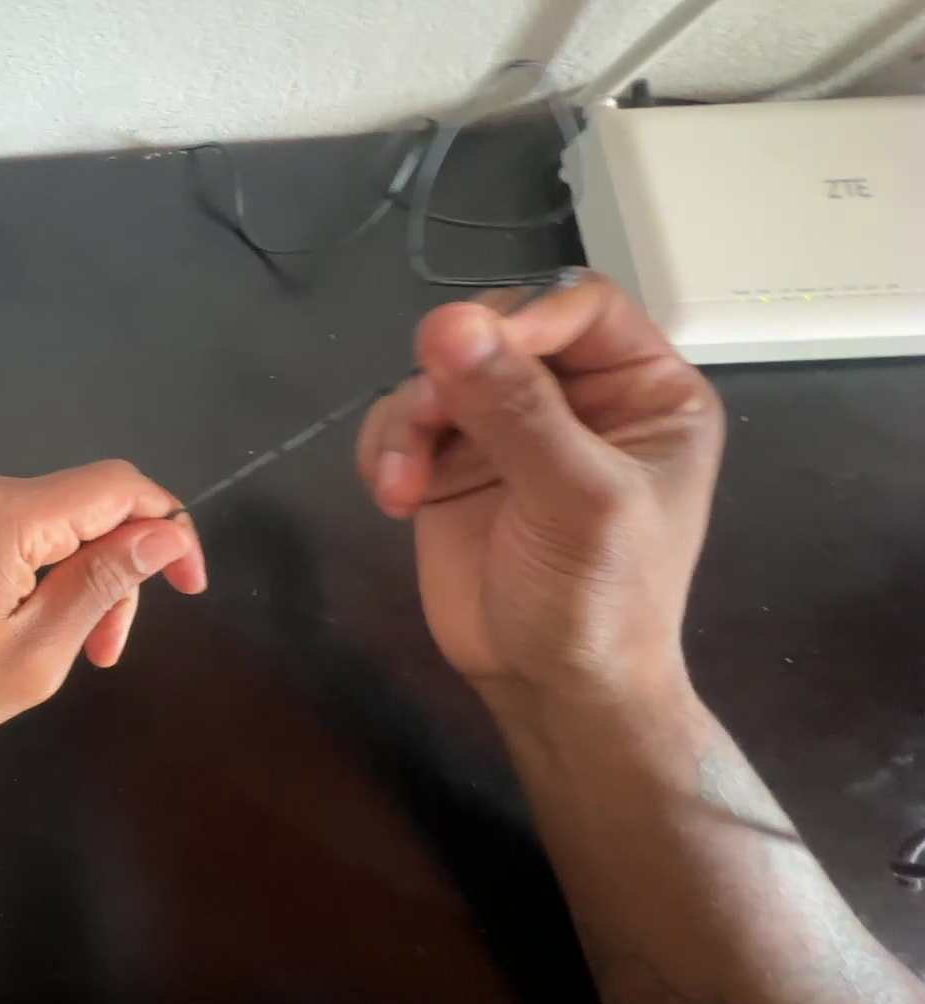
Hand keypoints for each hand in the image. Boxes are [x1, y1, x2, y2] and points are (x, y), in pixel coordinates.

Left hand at [0, 461, 207, 762]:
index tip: (189, 588)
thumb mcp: (37, 650)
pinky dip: (50, 576)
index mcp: (7, 514)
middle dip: (118, 573)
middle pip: (92, 508)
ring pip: (63, 525)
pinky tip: (42, 626)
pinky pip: (27, 534)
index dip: (169, 527)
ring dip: (85, 582)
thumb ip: (104, 582)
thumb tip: (166, 533)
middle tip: (106, 651)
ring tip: (79, 651)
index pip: (120, 487)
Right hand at [355, 273, 723, 703]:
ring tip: (398, 490)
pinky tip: (393, 498)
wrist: (541, 679)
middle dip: (442, 386)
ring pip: (428, 384)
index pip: (575, 309)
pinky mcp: (443, 466)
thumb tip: (443, 322)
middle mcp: (566, 400)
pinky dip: (381, 454)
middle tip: (420, 433)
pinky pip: (395, 428)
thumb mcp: (571, 497)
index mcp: (637, 390)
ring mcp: (498, 434)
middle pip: (485, 340)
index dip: (518, 322)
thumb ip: (513, 408)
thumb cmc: (595, 595)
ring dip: (400, 430)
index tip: (462, 360)